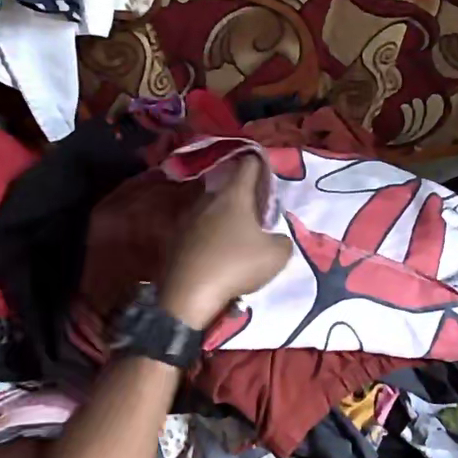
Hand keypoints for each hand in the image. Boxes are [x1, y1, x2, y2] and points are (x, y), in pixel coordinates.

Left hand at [158, 155, 292, 327]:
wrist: (188, 294)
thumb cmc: (236, 265)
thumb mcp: (276, 255)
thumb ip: (282, 240)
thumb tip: (275, 238)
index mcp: (233, 195)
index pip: (247, 166)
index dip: (258, 164)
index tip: (264, 166)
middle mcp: (207, 200)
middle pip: (226, 188)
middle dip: (241, 194)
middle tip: (255, 207)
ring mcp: (187, 219)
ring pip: (210, 210)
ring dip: (223, 217)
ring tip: (237, 232)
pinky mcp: (175, 240)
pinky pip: (198, 231)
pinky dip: (209, 236)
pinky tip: (216, 251)